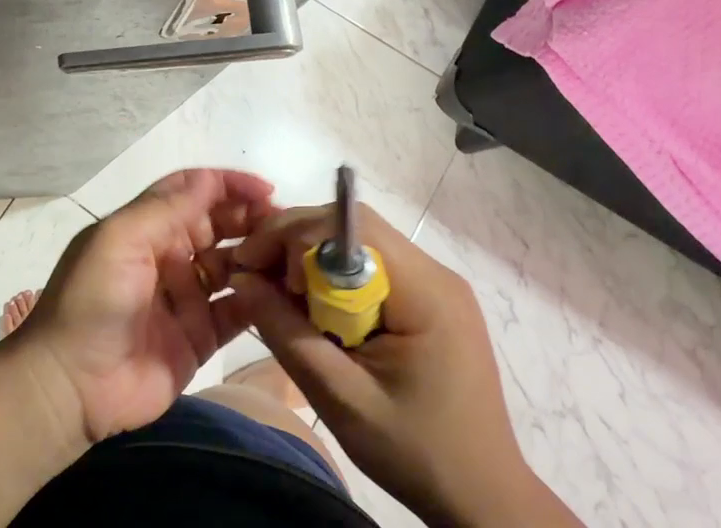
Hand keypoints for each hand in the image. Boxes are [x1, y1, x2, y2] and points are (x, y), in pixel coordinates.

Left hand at [10, 169, 274, 443]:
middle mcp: (167, 256)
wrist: (73, 382)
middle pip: (217, 226)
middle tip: (288, 228)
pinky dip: (260, 300)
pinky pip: (237, 312)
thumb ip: (165, 210)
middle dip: (251, 220)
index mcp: (143, 227)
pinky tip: (285, 295)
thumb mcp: (119, 241)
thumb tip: (208, 179)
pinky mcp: (200, 337)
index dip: (227, 185)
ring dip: (259, 258)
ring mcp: (185, 297)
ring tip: (294, 259)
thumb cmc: (92, 300)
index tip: (267, 190)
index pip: (191, 192)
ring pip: (232, 267)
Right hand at [225, 203, 581, 527]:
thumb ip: (286, 332)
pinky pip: (368, 264)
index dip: (291, 237)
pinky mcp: (428, 300)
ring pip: (355, 240)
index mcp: (426, 293)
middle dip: (292, 241)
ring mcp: (436, 285)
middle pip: (350, 226)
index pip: (348, 228)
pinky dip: (329, 274)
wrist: (481, 494)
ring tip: (279, 293)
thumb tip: (240, 278)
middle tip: (255, 276)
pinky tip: (313, 307)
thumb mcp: (339, 396)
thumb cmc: (414, 449)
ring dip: (308, 256)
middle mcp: (436, 274)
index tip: (251, 269)